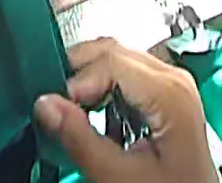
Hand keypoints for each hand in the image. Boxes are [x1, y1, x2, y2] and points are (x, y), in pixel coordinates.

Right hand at [34, 39, 221, 182]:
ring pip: (120, 58)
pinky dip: (105, 87)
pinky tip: (93, 112)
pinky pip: (129, 74)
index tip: (54, 106)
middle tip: (53, 100)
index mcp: (170, 91)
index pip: (111, 60)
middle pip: (115, 51)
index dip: (77, 80)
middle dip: (80, 72)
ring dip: (91, 79)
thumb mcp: (121, 178)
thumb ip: (81, 141)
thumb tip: (47, 105)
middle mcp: (174, 77)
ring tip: (69, 109)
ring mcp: (173, 83)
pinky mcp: (168, 94)